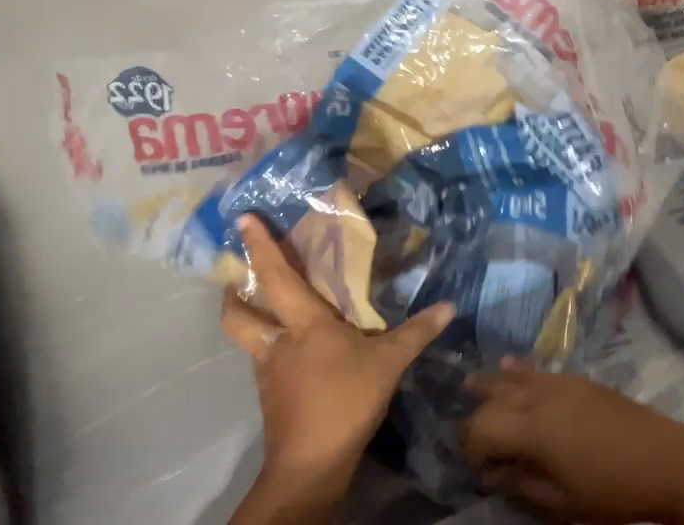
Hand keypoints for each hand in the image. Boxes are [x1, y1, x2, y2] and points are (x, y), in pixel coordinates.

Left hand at [222, 215, 452, 524]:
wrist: (309, 464)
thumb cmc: (345, 400)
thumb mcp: (389, 363)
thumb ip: (417, 332)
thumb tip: (449, 306)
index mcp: (303, 324)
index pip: (277, 277)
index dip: (260, 247)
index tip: (244, 219)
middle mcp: (278, 343)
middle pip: (238, 315)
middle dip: (233, 293)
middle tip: (237, 276)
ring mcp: (269, 373)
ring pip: (249, 340)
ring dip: (250, 321)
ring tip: (267, 310)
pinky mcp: (272, 398)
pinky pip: (266, 364)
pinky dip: (272, 351)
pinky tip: (295, 355)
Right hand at [461, 361, 683, 524]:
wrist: (668, 461)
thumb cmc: (613, 491)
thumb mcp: (561, 501)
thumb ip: (521, 482)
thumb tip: (491, 470)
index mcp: (536, 428)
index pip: (482, 427)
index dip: (469, 446)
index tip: (471, 466)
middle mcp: (545, 396)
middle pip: (497, 396)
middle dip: (477, 412)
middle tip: (462, 431)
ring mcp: (566, 383)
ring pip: (518, 376)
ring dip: (494, 383)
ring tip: (470, 385)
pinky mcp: (583, 380)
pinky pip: (542, 370)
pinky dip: (520, 370)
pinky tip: (509, 365)